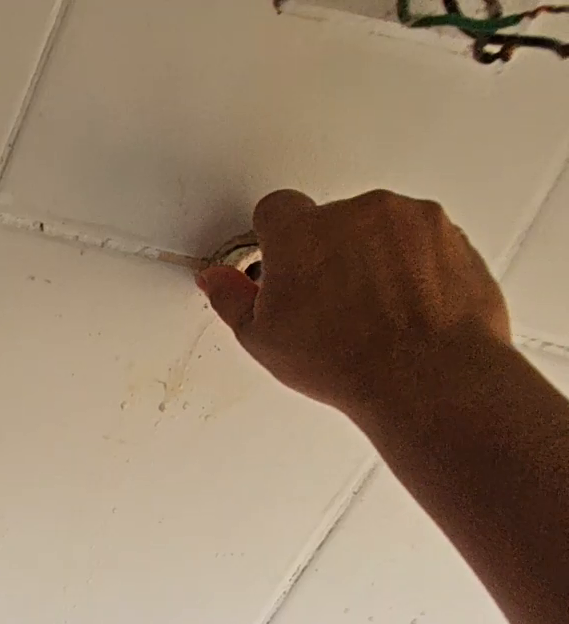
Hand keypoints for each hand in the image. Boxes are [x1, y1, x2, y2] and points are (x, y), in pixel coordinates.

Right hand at [195, 189, 511, 422]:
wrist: (422, 372)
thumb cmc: (342, 355)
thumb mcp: (258, 334)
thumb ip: (231, 295)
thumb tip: (217, 279)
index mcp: (300, 234)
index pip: (275, 208)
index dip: (268, 234)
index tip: (270, 257)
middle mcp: (357, 214)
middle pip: (325, 219)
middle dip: (317, 250)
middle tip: (311, 296)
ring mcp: (411, 219)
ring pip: (372, 226)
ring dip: (362, 253)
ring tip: (355, 304)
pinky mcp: (451, 233)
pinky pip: (414, 238)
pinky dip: (403, 262)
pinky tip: (390, 302)